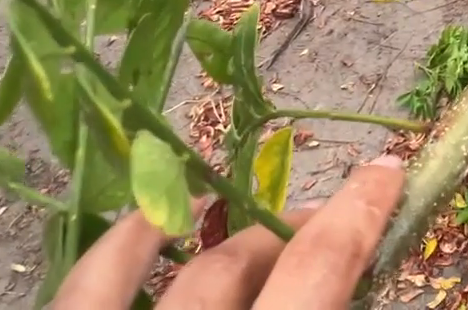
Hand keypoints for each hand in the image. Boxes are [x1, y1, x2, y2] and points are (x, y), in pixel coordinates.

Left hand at [54, 154, 404, 309]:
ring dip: (225, 235)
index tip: (386, 171)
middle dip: (294, 233)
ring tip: (256, 221)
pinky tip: (156, 219)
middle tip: (326, 228)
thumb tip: (354, 275)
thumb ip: (324, 307)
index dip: (359, 213)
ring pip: (167, 270)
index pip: (317, 270)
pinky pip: (81, 292)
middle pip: (238, 263)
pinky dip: (124, 245)